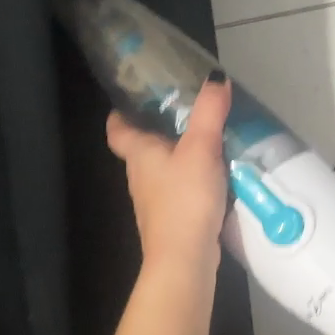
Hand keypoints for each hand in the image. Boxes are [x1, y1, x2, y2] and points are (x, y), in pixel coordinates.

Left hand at [104, 73, 231, 278]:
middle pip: (142, 147)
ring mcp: (155, 200)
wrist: (184, 258)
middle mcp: (140, 176)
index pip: (118, 129)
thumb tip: (215, 77)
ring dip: (179, 154)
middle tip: (185, 110)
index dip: (120, 113)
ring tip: (207, 138)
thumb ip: (210, 112)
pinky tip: (216, 174)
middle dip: (159, 129)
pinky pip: (180, 188)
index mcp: (138, 154)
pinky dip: (193, 177)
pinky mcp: (173, 218)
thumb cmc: (184, 198)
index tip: (132, 98)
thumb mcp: (201, 148)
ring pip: (163, 169)